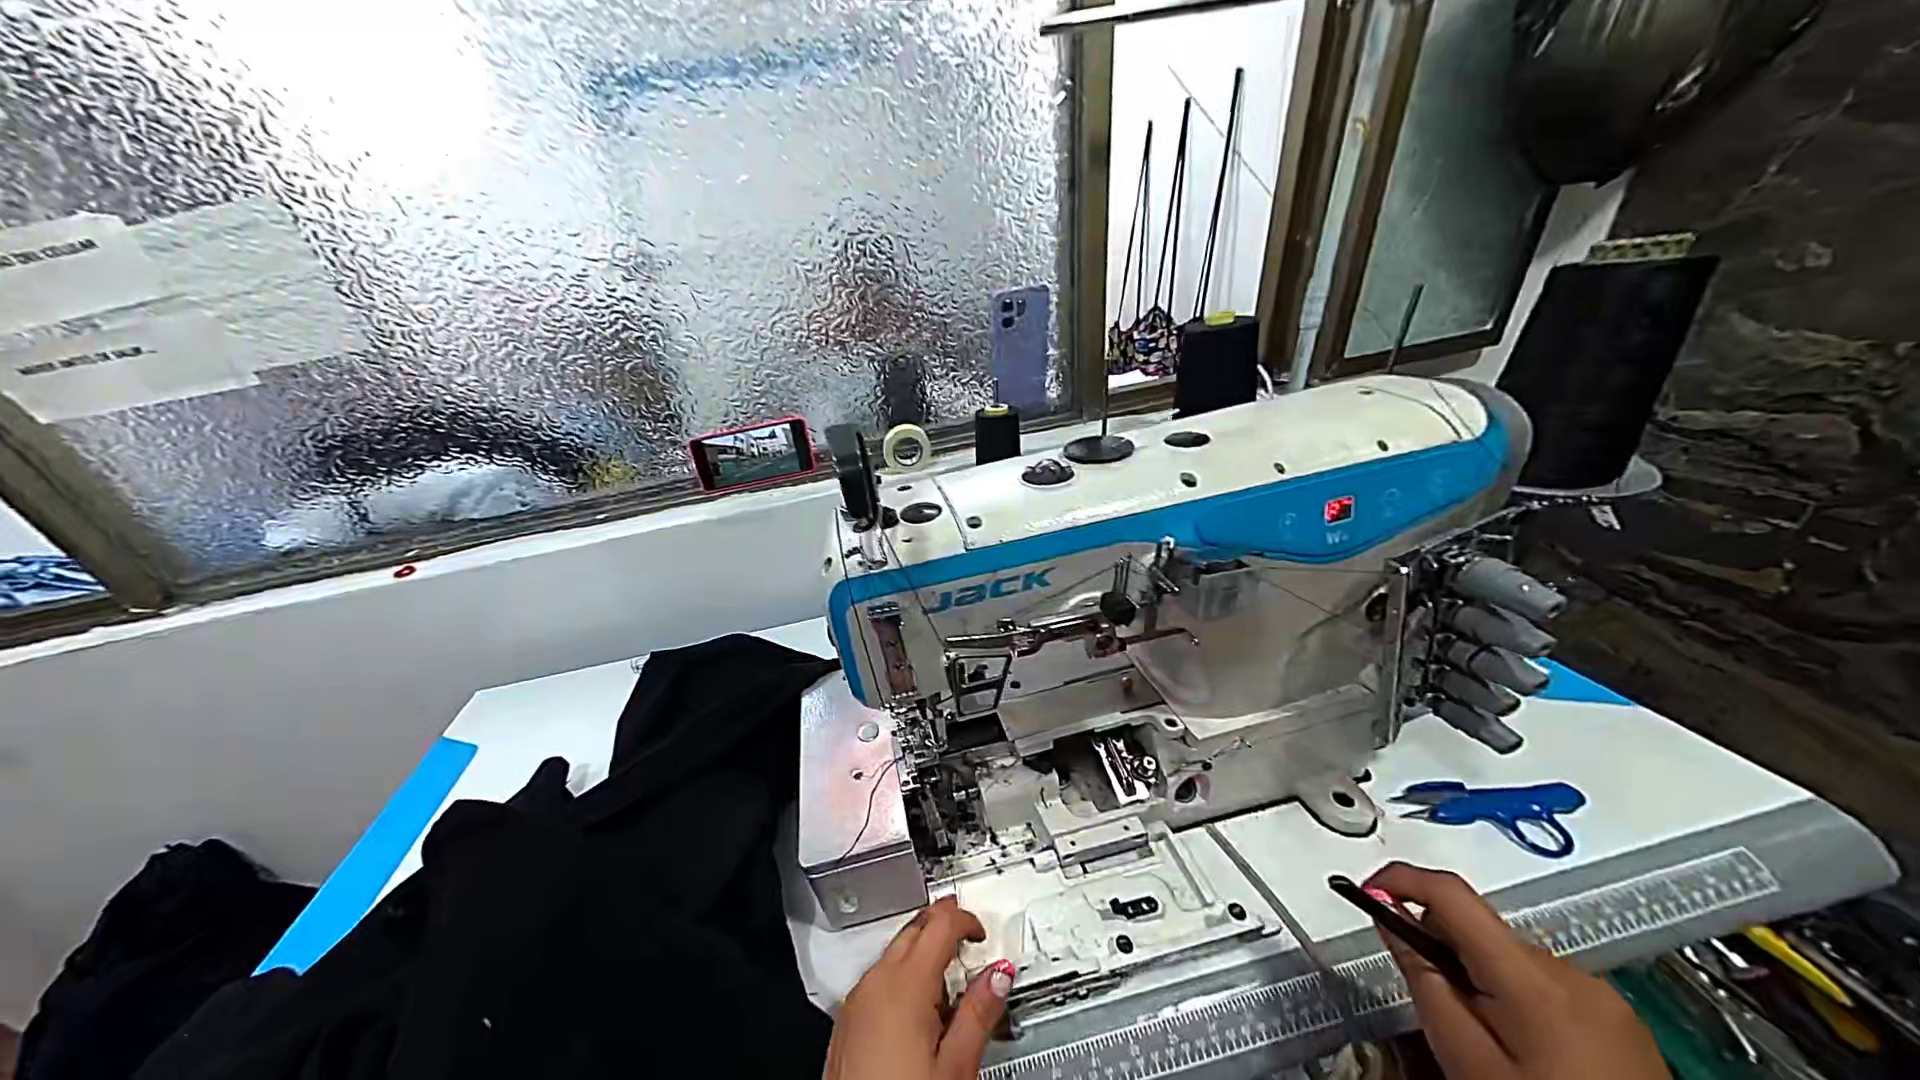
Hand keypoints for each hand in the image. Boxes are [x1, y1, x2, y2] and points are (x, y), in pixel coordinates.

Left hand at [826, 896, 1012, 1079]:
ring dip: (923, 952)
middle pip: (914, 929)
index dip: (965, 920)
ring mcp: (857, 1002)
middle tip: (970, 942)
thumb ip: (979, 1011)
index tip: (981, 933)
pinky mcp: (847, 1021)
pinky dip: (903, 977)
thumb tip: (998, 974)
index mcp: (905, 985)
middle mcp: (874, 984)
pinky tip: (921, 1011)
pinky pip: (879, 978)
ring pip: (895, 951)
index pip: (940, 924)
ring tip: (952, 986)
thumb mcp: (957, 1065)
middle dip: (944, 927)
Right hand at [1366, 862, 1670, 1079]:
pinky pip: (1544, 982)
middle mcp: (1572, 974)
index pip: (1451, 893)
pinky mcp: (1618, 1020)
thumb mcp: (1464, 1057)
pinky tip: (1517, 1046)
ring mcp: (1602, 997)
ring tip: (1476, 1034)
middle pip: (1479, 927)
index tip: (1367, 890)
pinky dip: (1512, 995)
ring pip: (1508, 956)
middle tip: (1424, 991)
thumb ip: (1424, 980)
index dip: (1398, 881)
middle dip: (1439, 944)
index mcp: (1531, 978)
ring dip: (1476, 974)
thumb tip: (1390, 918)